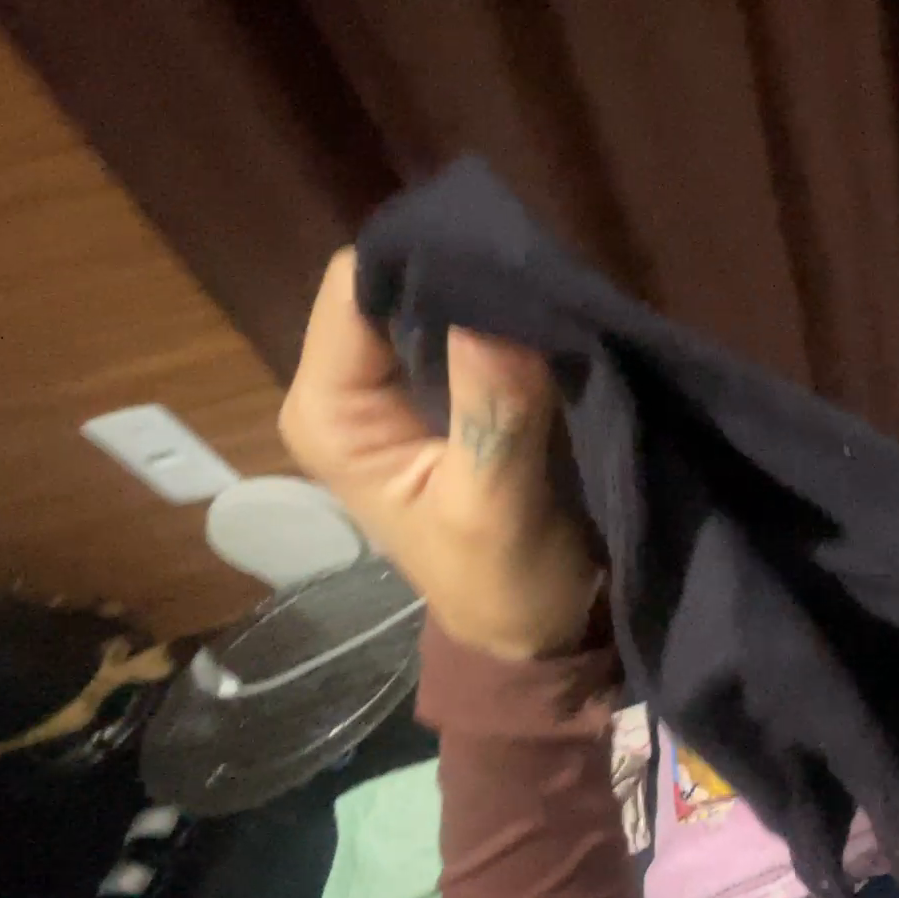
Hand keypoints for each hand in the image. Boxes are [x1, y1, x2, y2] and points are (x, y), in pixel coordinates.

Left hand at [279, 249, 599, 660]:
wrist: (534, 628)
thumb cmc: (502, 584)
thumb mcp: (494, 510)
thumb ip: (492, 415)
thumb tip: (498, 312)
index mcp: (334, 413)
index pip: (358, 290)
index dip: (432, 269)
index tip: (515, 276)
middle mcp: (360, 389)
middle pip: (403, 291)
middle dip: (475, 286)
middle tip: (551, 295)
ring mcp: (411, 394)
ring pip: (450, 311)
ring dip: (506, 311)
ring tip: (564, 315)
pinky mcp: (460, 402)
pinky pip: (487, 340)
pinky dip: (525, 335)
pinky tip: (563, 339)